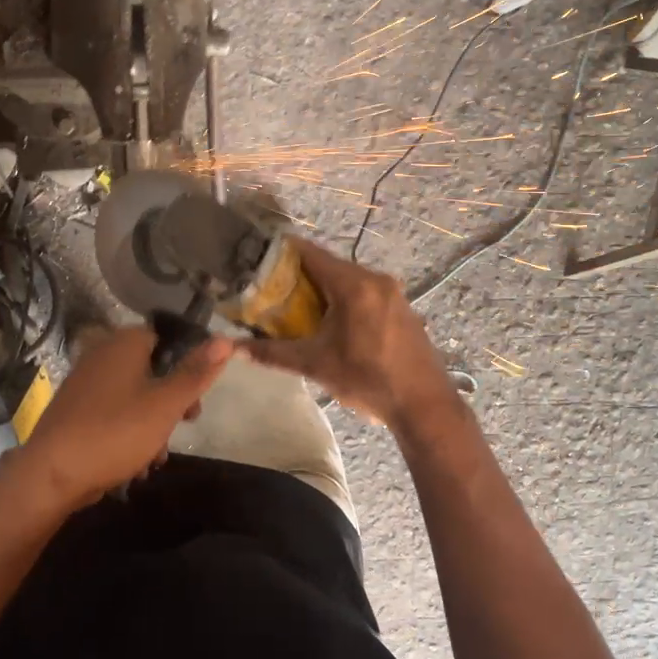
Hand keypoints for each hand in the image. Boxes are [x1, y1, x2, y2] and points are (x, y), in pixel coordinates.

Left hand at [8, 327, 233, 511]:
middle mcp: (100, 355)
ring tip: (155, 457)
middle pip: (151, 371)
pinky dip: (126, 434)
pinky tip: (133, 464)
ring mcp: (84, 383)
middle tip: (182, 428)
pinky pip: (112, 415)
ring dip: (151, 426)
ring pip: (133, 398)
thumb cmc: (116, 432)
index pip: (166, 339)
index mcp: (123, 344)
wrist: (53, 474)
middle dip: (170, 403)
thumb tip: (227, 338)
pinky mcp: (74, 411)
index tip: (195, 399)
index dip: (186, 366)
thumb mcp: (166, 404)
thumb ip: (196, 373)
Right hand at [244, 238, 452, 426]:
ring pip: (347, 282)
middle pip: (328, 267)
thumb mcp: (315, 365)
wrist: (424, 405)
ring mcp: (393, 294)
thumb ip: (272, 353)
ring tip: (295, 311)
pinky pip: (365, 295)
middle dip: (298, 278)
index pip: (310, 253)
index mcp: (354, 285)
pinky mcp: (402, 309)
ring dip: (322, 292)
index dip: (281, 253)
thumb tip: (233, 349)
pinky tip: (331, 325)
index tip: (257, 258)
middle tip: (269, 292)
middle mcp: (376, 280)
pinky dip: (343, 302)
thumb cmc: (368, 380)